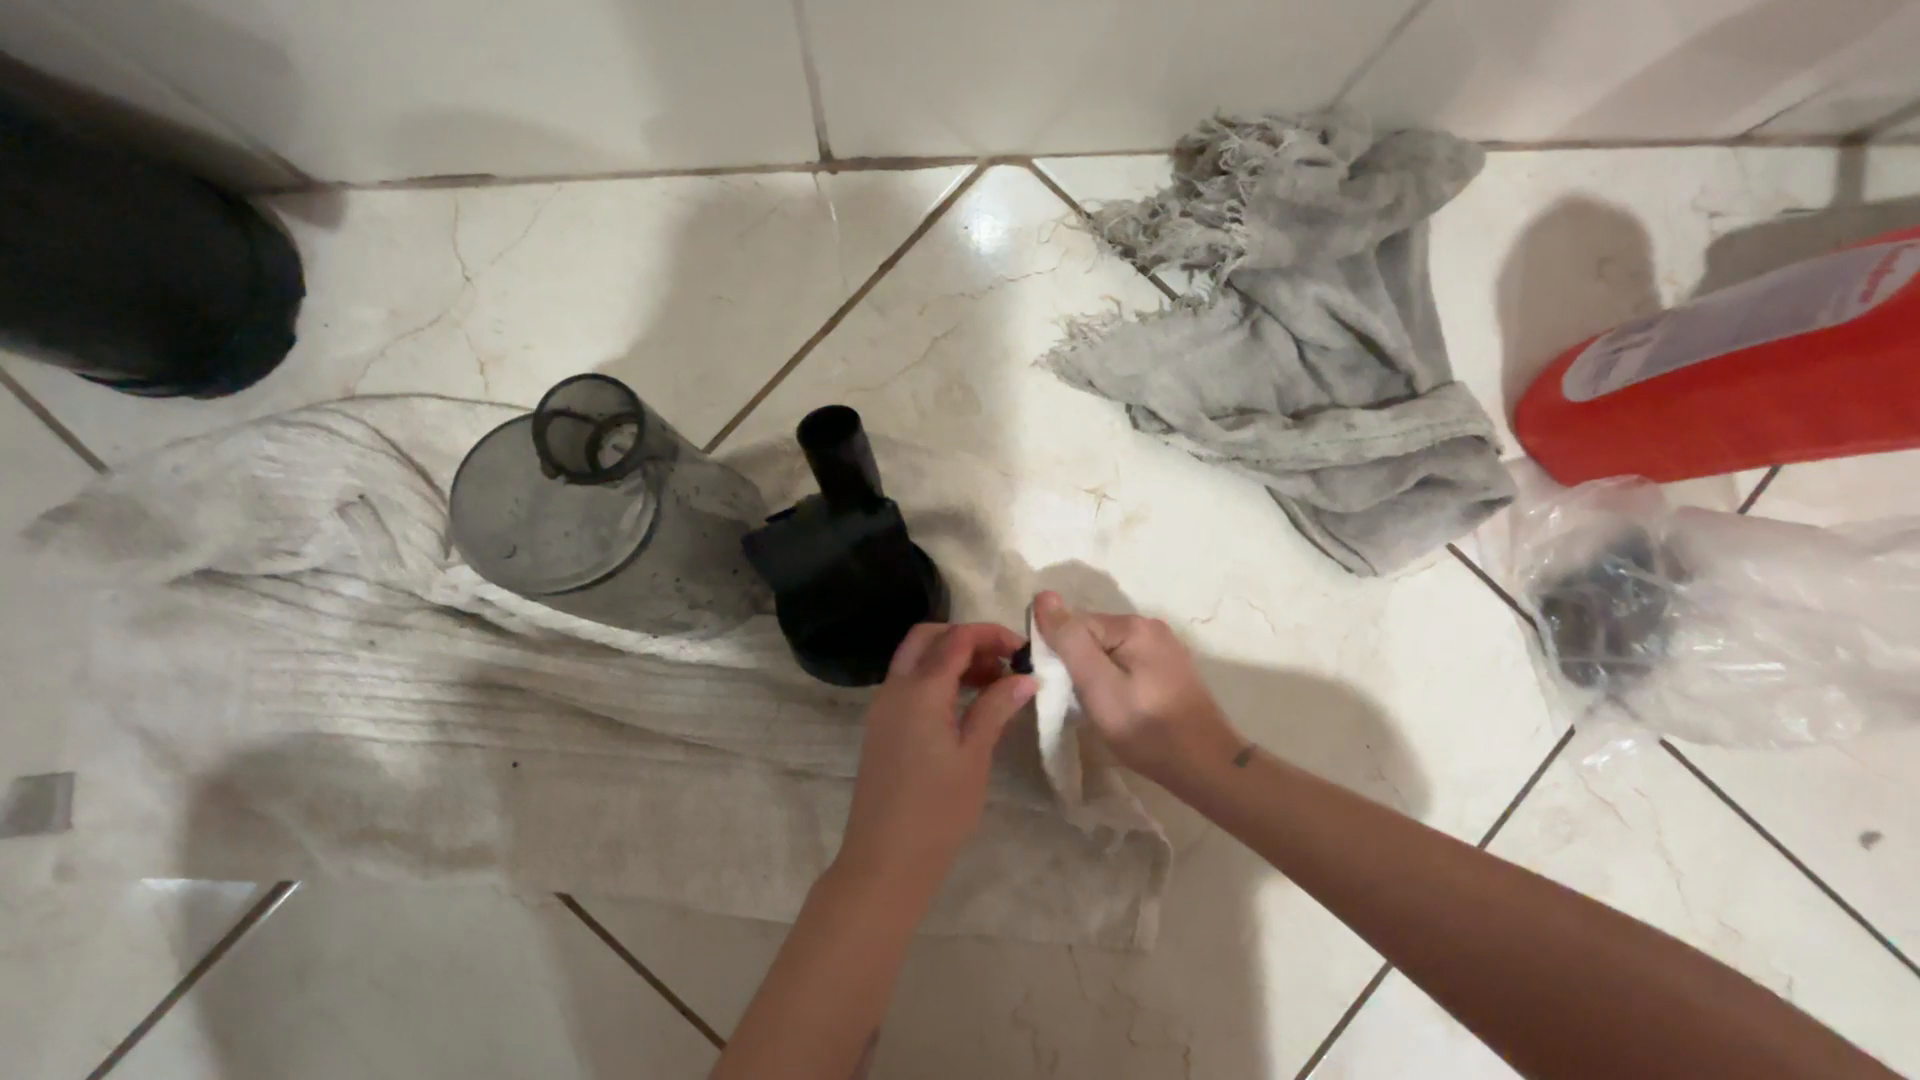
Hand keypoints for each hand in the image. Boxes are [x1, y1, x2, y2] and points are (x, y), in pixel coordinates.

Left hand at [834, 622, 1036, 903]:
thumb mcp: (974, 756)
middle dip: (967, 639)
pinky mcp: (881, 727)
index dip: (991, 635)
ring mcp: (883, 707)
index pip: (956, 638)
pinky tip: (965, 705)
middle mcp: (895, 688)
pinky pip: (908, 684)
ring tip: (993, 683)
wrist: (884, 859)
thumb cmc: (937, 810)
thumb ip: (995, 708)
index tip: (1023, 650)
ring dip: (951, 658)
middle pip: (928, 637)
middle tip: (1003, 662)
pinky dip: (936, 679)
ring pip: (915, 659)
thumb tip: (1024, 677)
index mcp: (919, 690)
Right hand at [1033, 591, 1240, 782]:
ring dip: (1096, 674)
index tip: (1059, 688)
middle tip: (1080, 701)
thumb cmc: (1145, 727)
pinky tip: (1121, 707)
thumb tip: (1044, 595)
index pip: (1074, 624)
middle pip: (1093, 636)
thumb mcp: (1097, 684)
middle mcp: (1152, 627)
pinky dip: (1116, 681)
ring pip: (1110, 652)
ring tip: (1098, 707)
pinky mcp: (1171, 671)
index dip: (1059, 654)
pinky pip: (1129, 665)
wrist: (1204, 765)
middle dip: (1078, 664)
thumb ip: (1069, 640)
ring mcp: (1165, 649)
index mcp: (1134, 625)